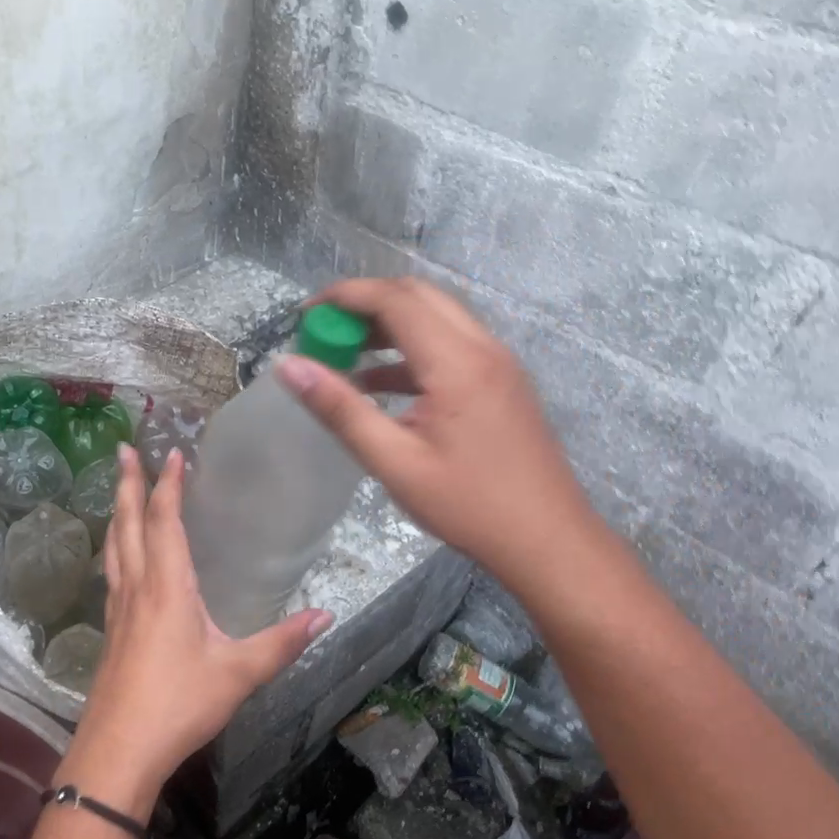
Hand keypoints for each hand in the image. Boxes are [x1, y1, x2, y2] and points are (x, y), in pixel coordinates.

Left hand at [59, 446, 332, 813]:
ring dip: (117, 511)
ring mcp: (118, 608)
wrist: (119, 748)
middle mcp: (137, 587)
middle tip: (122, 448)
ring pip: (114, 545)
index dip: (168, 485)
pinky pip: (112, 571)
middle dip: (127, 483)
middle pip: (127, 523)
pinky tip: (120, 556)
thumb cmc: (178, 704)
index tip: (173, 454)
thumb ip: (281, 644)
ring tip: (120, 489)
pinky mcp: (111, 629)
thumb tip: (326, 615)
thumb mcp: (238, 674)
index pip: (163, 521)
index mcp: (166, 587)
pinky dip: (115, 546)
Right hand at [275, 277, 600, 577]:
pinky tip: (378, 384)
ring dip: (388, 324)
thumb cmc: (469, 505)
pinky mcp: (501, 381)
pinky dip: (410, 348)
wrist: (549, 542)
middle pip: (417, 295)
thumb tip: (288, 366)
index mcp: (457, 363)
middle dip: (365, 303)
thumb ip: (339, 408)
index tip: (305, 315)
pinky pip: (450, 343)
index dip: (346, 296)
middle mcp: (483, 349)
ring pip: (436, 316)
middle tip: (324, 330)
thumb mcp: (393, 461)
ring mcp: (498, 363)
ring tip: (343, 354)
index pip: (395, 300)